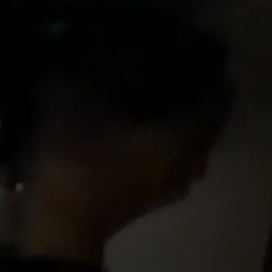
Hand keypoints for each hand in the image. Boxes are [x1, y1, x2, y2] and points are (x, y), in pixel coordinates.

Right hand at [13, 11, 229, 262]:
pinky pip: (160, 157)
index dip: (199, 70)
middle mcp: (192, 158)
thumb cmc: (72, 161)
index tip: (180, 48)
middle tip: (152, 70)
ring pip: (179, 140)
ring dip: (164, 121)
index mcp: (184, 135)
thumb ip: (79, 76)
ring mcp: (171, 182)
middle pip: (198, 119)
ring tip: (133, 98)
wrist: (59, 224)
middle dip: (178, 94)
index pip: (212, 94)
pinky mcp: (146, 194)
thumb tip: (84, 47)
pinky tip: (120, 129)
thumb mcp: (66, 108)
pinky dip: (147, 140)